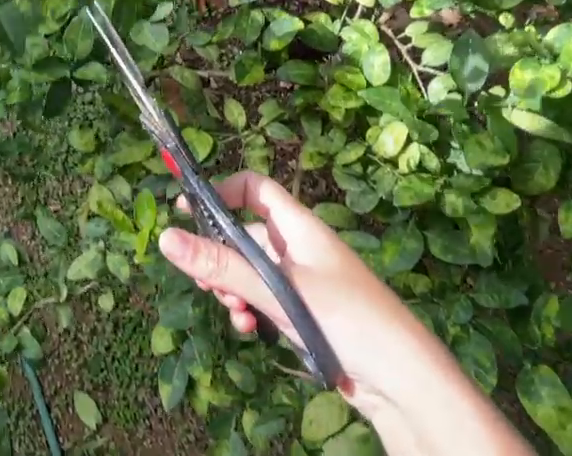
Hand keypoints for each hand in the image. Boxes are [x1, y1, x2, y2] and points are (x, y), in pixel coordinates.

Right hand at [157, 172, 491, 436]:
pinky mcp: (304, 313)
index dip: (221, 192)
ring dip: (232, 288)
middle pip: (244, 234)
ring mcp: (301, 281)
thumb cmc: (348, 320)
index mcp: (298, 227)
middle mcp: (298, 247)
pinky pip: (263, 299)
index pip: (253, 188)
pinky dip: (249, 308)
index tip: (187, 211)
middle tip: (204, 281)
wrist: (406, 383)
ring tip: (234, 313)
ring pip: (249, 271)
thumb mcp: (277, 291)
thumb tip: (166, 237)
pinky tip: (249, 329)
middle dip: (219, 255)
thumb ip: (221, 266)